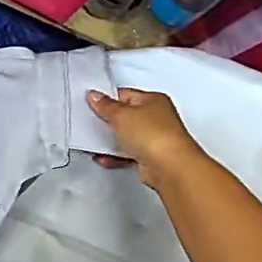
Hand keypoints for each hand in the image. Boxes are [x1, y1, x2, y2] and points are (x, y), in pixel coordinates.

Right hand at [87, 88, 205, 188]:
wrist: (169, 166)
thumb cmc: (155, 135)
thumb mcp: (121, 114)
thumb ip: (105, 105)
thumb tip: (96, 96)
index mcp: (153, 100)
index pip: (125, 94)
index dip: (107, 98)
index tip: (92, 102)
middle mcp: (156, 118)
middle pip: (126, 116)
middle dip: (108, 121)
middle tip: (93, 122)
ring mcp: (154, 138)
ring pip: (126, 137)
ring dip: (111, 140)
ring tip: (97, 141)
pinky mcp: (150, 157)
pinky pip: (127, 154)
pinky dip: (115, 156)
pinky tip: (105, 158)